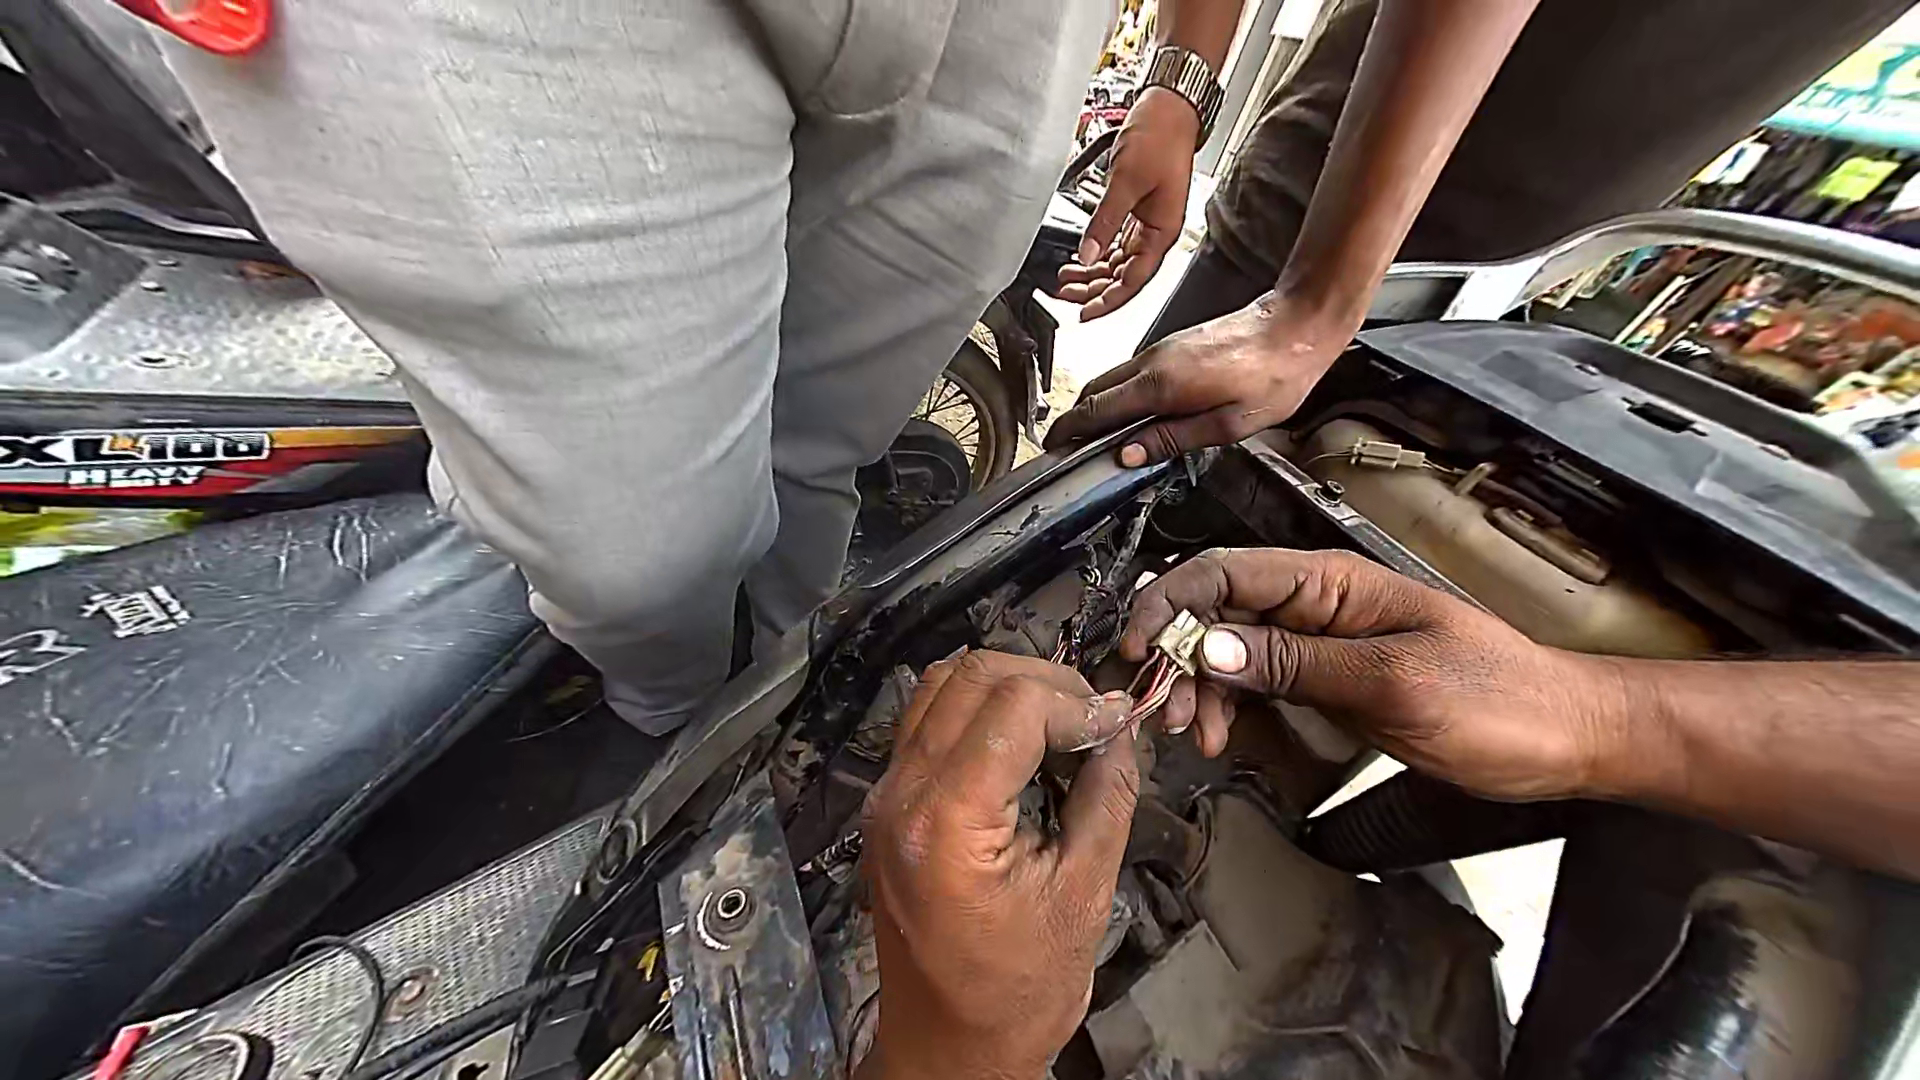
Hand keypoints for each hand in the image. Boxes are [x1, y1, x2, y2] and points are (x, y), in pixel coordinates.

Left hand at [860, 651, 1140, 1079]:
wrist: (945, 1047)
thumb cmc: (1015, 992)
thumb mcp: (1082, 896)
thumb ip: (1106, 796)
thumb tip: (1120, 730)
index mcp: (945, 822)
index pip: (1013, 707)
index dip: (1076, 702)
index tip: (1117, 721)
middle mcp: (902, 791)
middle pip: (973, 676)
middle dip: (1045, 681)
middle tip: (1092, 715)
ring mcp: (887, 787)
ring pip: (944, 680)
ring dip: (1008, 682)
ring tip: (1058, 716)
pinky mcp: (890, 792)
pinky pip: (929, 712)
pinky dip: (977, 701)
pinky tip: (1017, 730)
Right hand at [1040, 292, 1355, 466]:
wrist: (1297, 325)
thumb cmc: (1272, 377)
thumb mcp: (1225, 425)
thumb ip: (1170, 439)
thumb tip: (1127, 455)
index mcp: (1160, 385)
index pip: (1095, 410)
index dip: (1069, 431)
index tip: (1053, 447)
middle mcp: (1151, 363)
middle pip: (1093, 393)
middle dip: (1074, 421)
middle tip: (1068, 447)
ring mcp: (1159, 351)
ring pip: (1108, 381)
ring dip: (1094, 407)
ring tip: (1094, 436)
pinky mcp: (1170, 347)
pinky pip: (1127, 373)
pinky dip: (1115, 395)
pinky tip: (1126, 414)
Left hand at [1056, 88, 1197, 320]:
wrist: (1169, 105)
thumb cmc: (1160, 135)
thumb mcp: (1126, 182)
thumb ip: (1104, 222)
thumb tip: (1087, 255)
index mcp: (1161, 234)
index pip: (1131, 282)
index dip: (1107, 301)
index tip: (1084, 313)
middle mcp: (1155, 235)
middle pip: (1121, 277)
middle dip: (1093, 290)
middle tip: (1065, 295)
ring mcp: (1145, 226)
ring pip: (1115, 264)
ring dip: (1091, 274)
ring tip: (1065, 279)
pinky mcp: (1136, 214)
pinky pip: (1114, 246)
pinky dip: (1095, 254)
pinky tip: (1079, 259)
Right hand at [1121, 548, 1627, 799]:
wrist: (1565, 739)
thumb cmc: (1497, 700)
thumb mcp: (1393, 681)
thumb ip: (1296, 661)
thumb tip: (1209, 648)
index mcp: (1325, 581)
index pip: (1222, 572)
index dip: (1170, 603)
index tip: (1142, 649)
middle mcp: (1305, 602)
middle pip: (1210, 610)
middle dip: (1177, 655)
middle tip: (1168, 708)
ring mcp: (1304, 638)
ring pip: (1219, 648)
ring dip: (1195, 687)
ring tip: (1195, 731)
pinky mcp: (1308, 673)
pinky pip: (1245, 678)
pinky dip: (1222, 704)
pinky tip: (1218, 733)